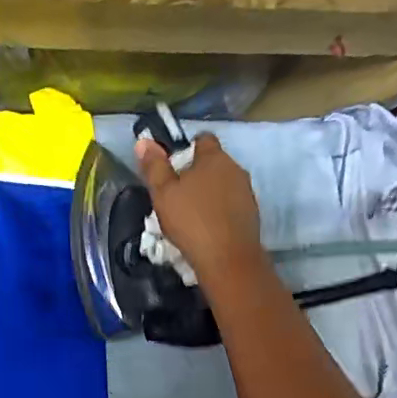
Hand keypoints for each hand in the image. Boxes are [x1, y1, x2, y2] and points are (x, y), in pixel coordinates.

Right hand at [134, 133, 264, 286]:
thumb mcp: (163, 194)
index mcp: (213, 158)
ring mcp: (246, 191)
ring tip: (190, 213)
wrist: (227, 258)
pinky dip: (218, 210)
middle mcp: (235, 168)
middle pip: (213, 162)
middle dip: (197, 173)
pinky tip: (205, 227)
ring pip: (223, 184)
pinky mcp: (251, 213)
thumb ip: (154, 167)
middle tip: (176, 193)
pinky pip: (231, 203)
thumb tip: (144, 141)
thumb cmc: (191, 220)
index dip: (187, 148)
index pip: (203, 139)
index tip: (173, 165)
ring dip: (208, 193)